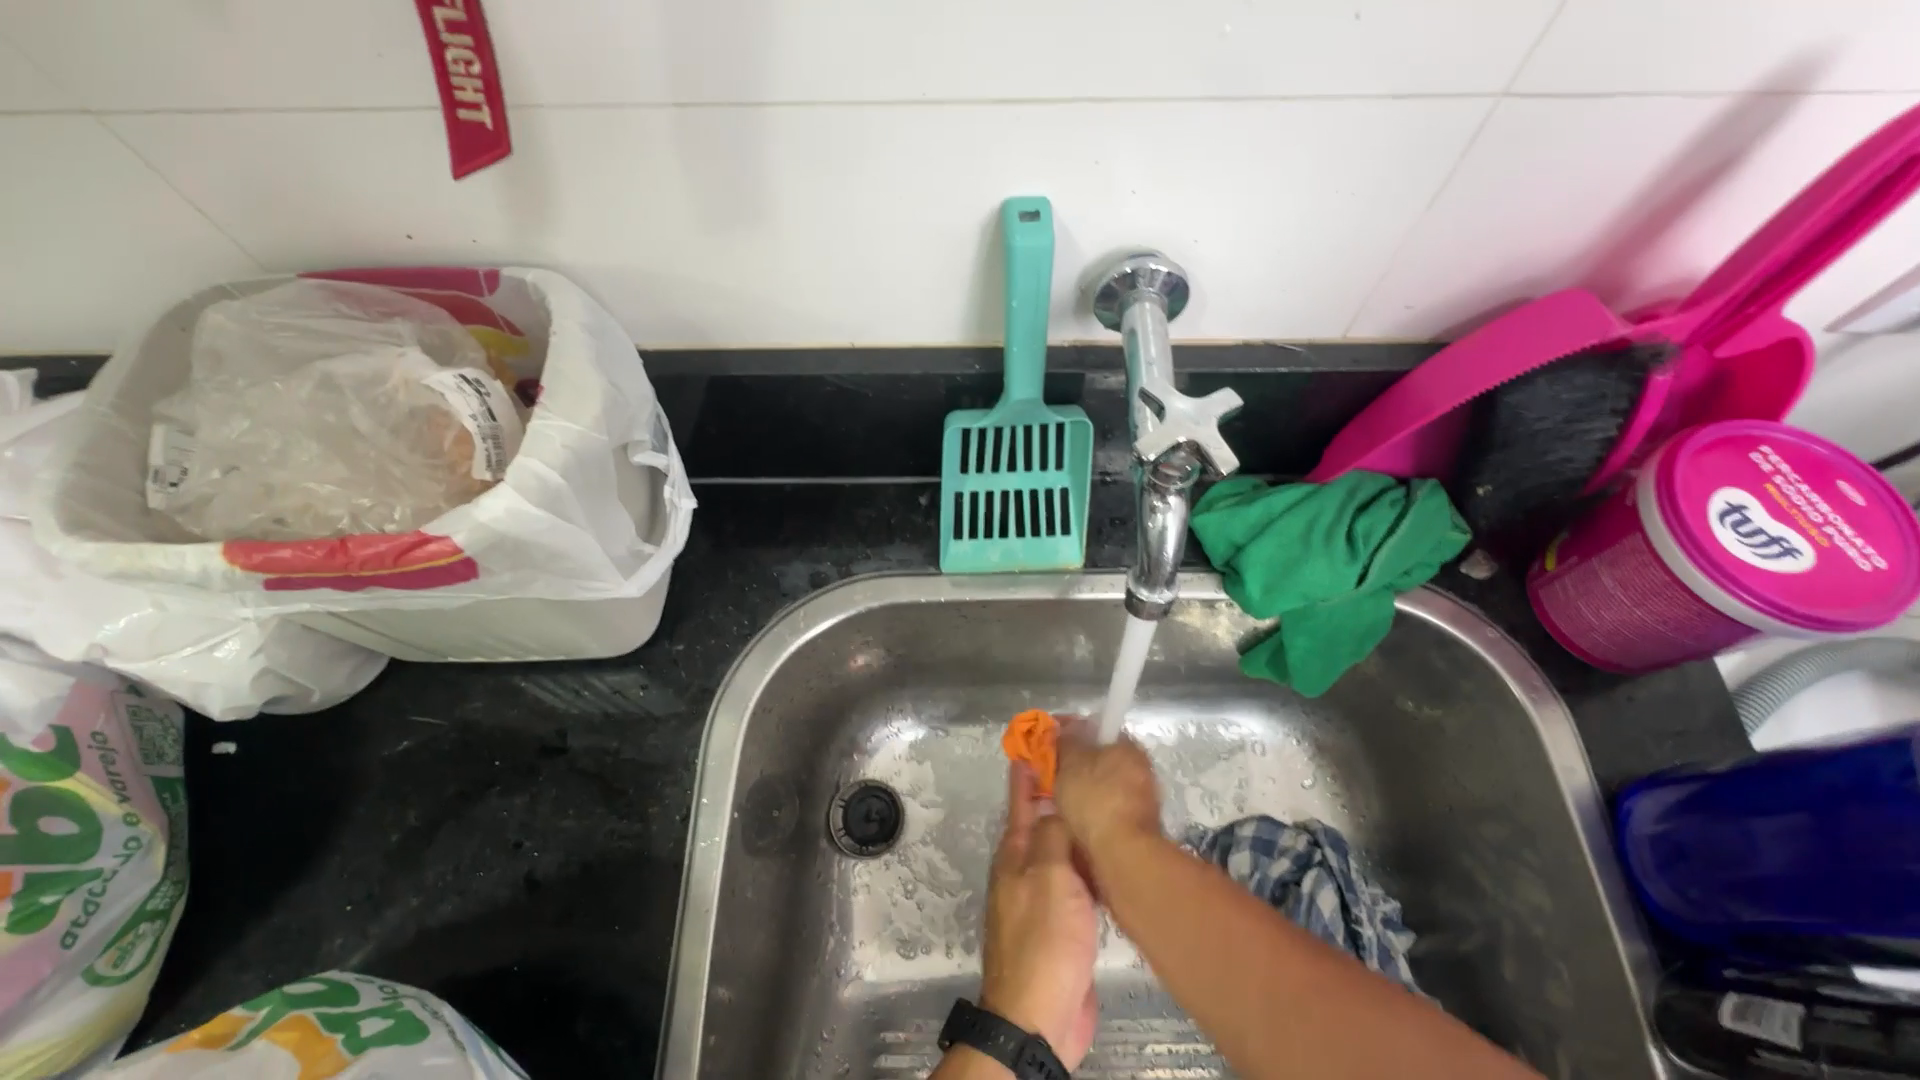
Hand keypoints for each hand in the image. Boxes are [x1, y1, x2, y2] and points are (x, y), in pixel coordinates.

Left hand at [979, 762, 1099, 1070]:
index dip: (1033, 762)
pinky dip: (1091, 859)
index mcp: (1016, 851)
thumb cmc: (1043, 940)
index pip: (1022, 794)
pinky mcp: (1063, 922)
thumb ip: (1054, 835)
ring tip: (1107, 798)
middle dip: (1061, 787)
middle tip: (1093, 761)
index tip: (1047, 731)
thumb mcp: (1050, 876)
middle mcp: (1027, 867)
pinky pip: (1077, 878)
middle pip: (1043, 817)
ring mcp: (1045, 895)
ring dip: (1079, 822)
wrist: (1040, 1015)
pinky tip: (1112, 856)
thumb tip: (1055, 801)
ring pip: (1062, 846)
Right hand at [1053, 725, 1163, 862]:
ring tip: (1054, 797)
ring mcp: (1142, 797)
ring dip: (1081, 787)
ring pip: (1102, 784)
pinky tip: (1071, 817)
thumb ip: (1067, 741)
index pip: (1098, 728)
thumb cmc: (1095, 799)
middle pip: (1100, 758)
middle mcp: (1140, 767)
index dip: (1070, 731)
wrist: (1123, 852)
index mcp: (1128, 746)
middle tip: (1048, 771)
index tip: (1049, 741)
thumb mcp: (1071, 762)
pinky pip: (1106, 807)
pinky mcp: (1137, 823)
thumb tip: (1067, 727)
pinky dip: (1089, 808)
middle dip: (1074, 762)